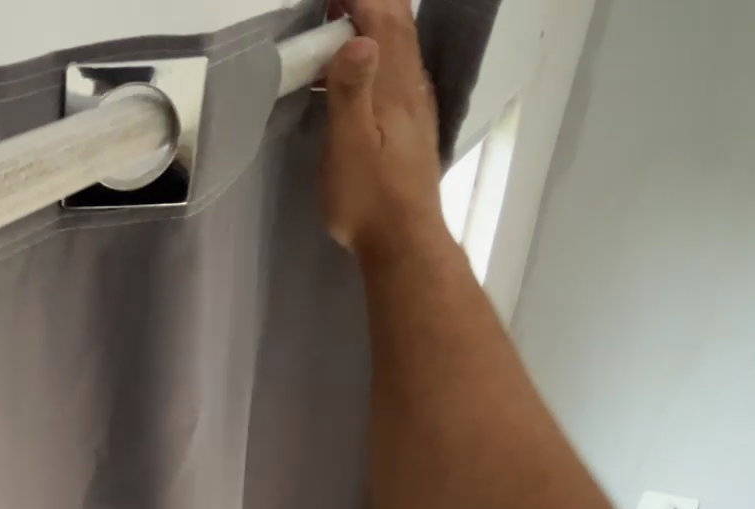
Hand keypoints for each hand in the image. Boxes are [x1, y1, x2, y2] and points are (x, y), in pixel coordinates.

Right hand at [320, 0, 447, 257]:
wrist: (403, 239)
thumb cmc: (368, 197)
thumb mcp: (349, 147)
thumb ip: (351, 92)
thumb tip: (359, 39)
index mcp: (393, 89)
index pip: (382, 23)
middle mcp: (410, 90)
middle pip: (398, 29)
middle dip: (371, 4)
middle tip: (339, 2)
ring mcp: (414, 110)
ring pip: (401, 51)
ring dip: (377, 28)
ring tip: (347, 25)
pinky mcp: (410, 130)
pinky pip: (398, 76)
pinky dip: (380, 58)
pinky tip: (366, 72)